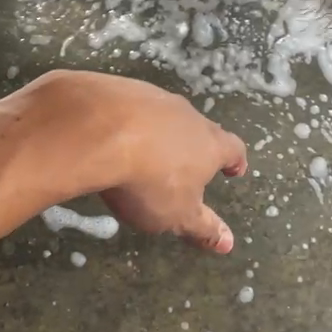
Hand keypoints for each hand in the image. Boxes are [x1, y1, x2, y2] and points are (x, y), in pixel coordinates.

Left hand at [20, 71, 246, 252]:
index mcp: (209, 144)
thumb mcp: (177, 215)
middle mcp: (186, 114)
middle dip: (195, 144)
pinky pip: (129, 105)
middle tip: (188, 160)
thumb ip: (202, 227)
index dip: (234, 160)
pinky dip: (127, 120)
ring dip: (160, 131)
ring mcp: (152, 97)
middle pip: (199, 127)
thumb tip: (228, 243)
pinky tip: (113, 133)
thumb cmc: (148, 180)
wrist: (97, 130)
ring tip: (147, 149)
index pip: (232, 149)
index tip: (234, 169)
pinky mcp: (119, 88)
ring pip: (163, 114)